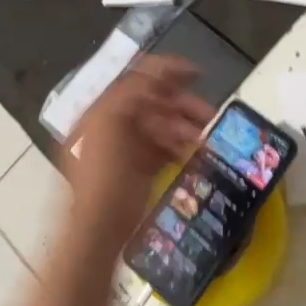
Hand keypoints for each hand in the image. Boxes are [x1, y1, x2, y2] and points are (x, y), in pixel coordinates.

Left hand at [66, 56, 213, 241]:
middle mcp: (111, 125)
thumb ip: (130, 96)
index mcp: (100, 112)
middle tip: (209, 113)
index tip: (197, 73)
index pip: (134, 80)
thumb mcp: (112, 126)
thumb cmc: (103, 179)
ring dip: (184, 128)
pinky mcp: (137, 170)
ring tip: (205, 137)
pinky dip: (179, 148)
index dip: (165, 71)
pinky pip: (162, 150)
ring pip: (160, 127)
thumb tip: (154, 75)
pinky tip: (197, 153)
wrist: (97, 234)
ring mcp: (124, 149)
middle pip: (151, 103)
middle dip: (181, 105)